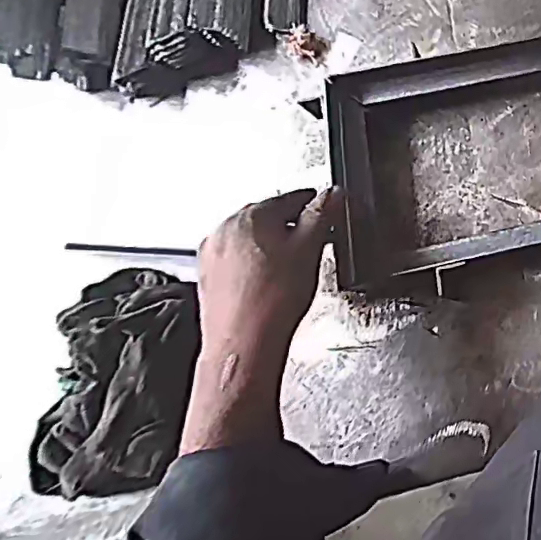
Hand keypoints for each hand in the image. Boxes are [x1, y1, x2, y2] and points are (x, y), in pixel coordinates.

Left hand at [180, 187, 341, 453]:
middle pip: (268, 216)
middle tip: (314, 243)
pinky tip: (271, 283)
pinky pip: (238, 259)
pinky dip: (255, 265)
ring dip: (272, 245)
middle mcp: (226, 229)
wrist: (244, 345)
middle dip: (292, 226)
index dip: (315, 203)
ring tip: (293, 268)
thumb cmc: (272, 302)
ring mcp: (214, 253)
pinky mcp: (209, 276)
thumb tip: (332, 194)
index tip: (326, 209)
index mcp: (251, 215)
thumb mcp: (309, 250)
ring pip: (251, 238)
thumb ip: (322, 215)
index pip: (291, 197)